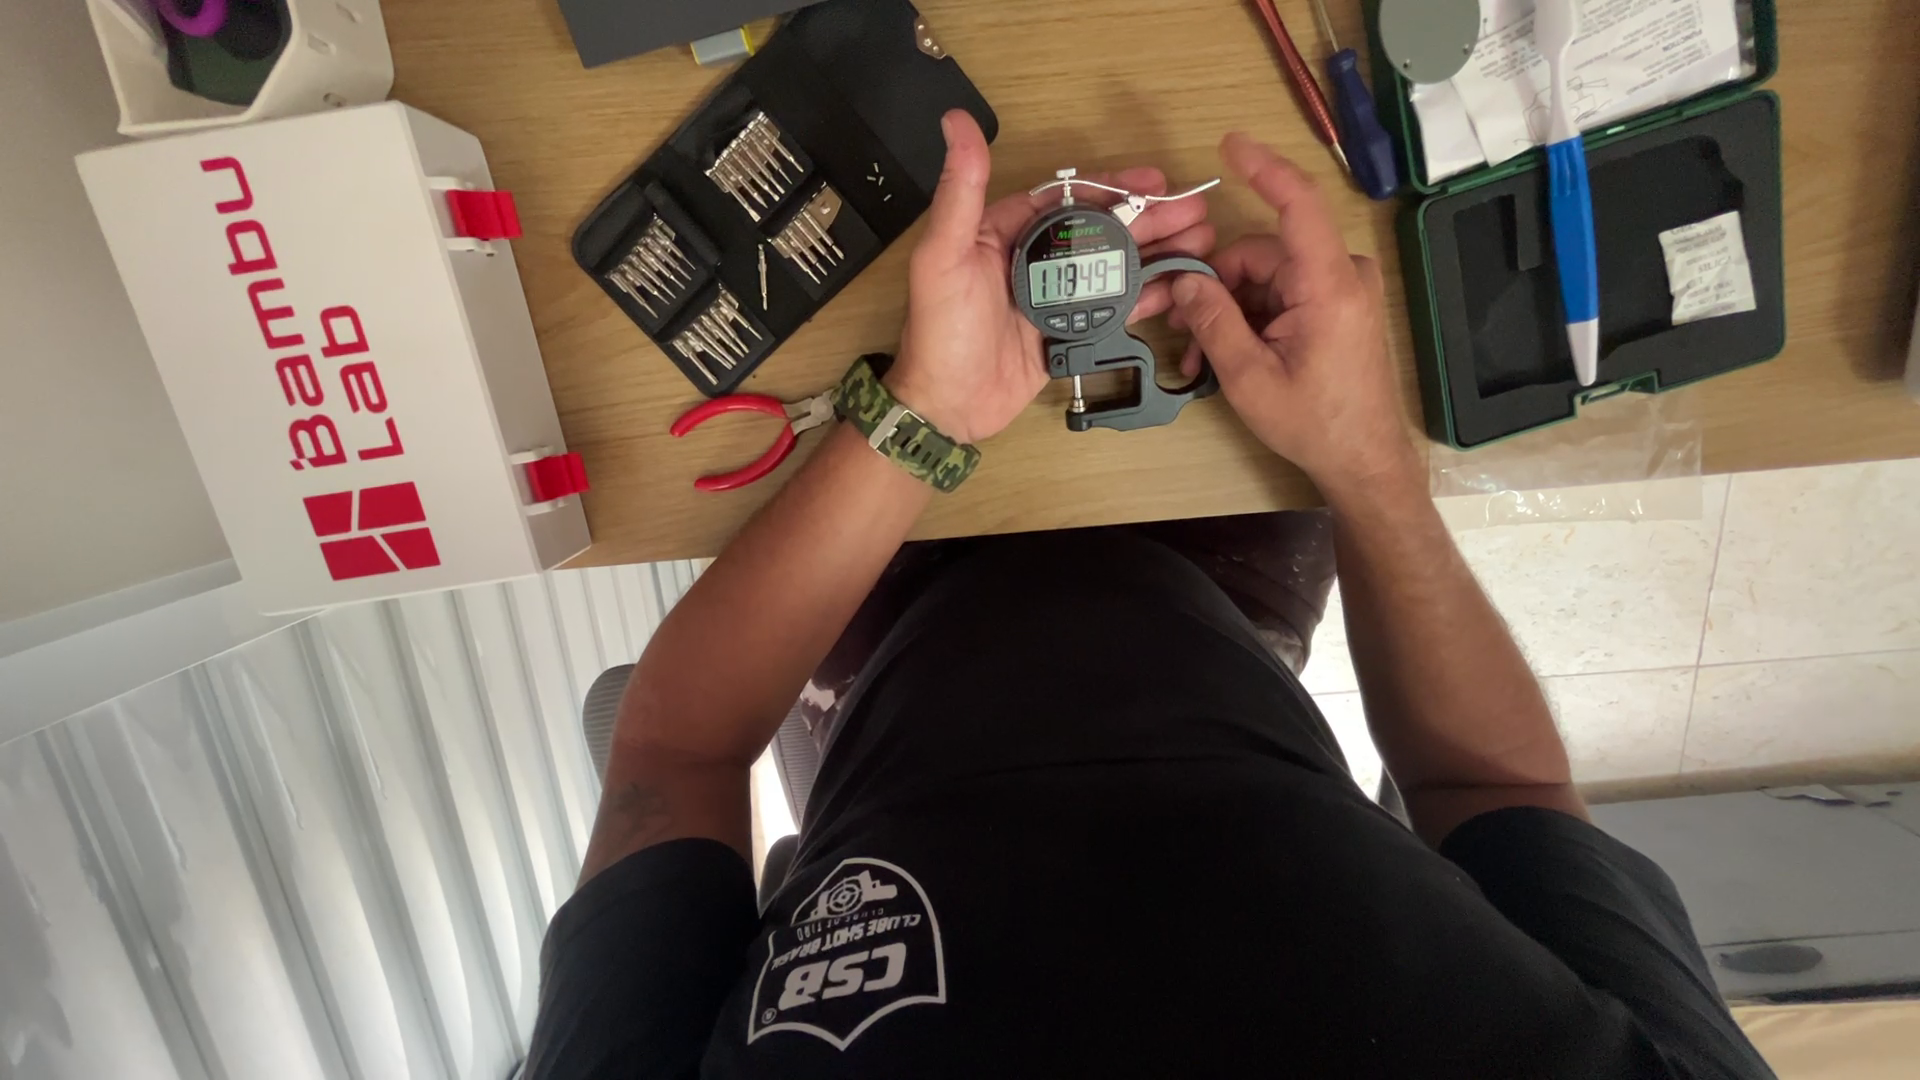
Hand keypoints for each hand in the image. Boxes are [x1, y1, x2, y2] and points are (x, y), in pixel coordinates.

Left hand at [887, 110, 1216, 444]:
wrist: (945, 406)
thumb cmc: (938, 334)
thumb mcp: (943, 257)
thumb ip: (959, 193)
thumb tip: (956, 123)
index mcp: (1004, 234)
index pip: (1068, 199)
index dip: (1113, 186)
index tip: (1155, 180)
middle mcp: (1031, 262)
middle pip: (1099, 230)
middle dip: (1148, 218)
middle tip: (1194, 210)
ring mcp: (1051, 300)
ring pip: (1111, 267)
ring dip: (1154, 252)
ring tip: (1199, 242)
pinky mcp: (1064, 334)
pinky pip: (1111, 309)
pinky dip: (1144, 296)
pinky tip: (1177, 285)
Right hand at [1168, 133, 1418, 501]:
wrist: (1360, 458)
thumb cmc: (1312, 422)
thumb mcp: (1248, 377)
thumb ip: (1214, 322)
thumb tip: (1183, 281)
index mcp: (1328, 285)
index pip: (1298, 205)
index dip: (1264, 168)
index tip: (1229, 144)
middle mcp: (1340, 276)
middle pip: (1262, 254)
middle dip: (1215, 284)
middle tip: (1175, 322)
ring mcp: (1339, 292)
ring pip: (1266, 278)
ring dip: (1227, 310)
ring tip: (1198, 355)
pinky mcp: (1333, 309)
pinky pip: (1280, 297)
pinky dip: (1248, 320)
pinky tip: (1223, 354)